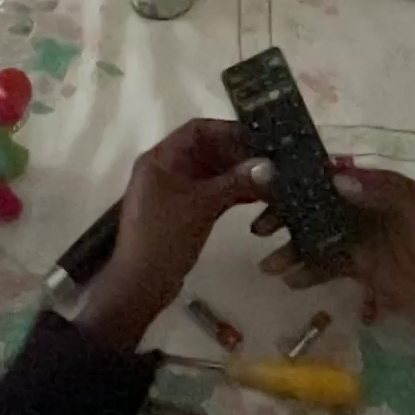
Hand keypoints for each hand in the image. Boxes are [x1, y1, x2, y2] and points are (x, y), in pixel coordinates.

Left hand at [76, 119, 269, 349]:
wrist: (141, 284)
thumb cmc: (165, 237)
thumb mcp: (203, 205)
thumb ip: (237, 182)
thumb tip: (271, 165)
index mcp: (161, 159)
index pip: (197, 130)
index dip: (228, 130)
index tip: (259, 137)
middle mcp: (166, 169)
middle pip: (207, 150)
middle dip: (239, 154)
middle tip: (272, 160)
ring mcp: (174, 191)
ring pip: (212, 173)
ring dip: (239, 175)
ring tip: (272, 178)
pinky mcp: (184, 211)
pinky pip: (211, 192)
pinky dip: (232, 192)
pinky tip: (259, 197)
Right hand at [253, 165, 414, 361]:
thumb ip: (380, 190)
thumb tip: (336, 177)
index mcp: (373, 186)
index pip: (329, 175)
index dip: (299, 178)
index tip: (269, 182)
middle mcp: (359, 208)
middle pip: (313, 207)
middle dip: (285, 215)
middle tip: (259, 228)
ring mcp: (356, 238)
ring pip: (314, 238)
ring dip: (290, 248)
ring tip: (268, 264)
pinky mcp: (357, 267)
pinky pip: (326, 265)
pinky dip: (307, 272)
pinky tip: (289, 280)